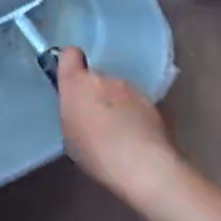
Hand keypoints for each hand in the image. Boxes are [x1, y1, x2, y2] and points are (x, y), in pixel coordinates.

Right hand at [57, 46, 177, 194]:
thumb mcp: (69, 135)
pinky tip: (136, 140)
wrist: (144, 166)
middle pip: (94, 78)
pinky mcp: (151, 103)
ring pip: (117, 91)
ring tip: (119, 135)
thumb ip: (71, 111)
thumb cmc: (95, 153)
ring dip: (116, 105)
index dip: (69, 64)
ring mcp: (129, 88)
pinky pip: (136, 104)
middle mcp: (102, 78)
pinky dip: (134, 116)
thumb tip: (79, 108)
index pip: (69, 54)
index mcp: (76, 82)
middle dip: (94, 94)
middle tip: (95, 121)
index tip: (70, 80)